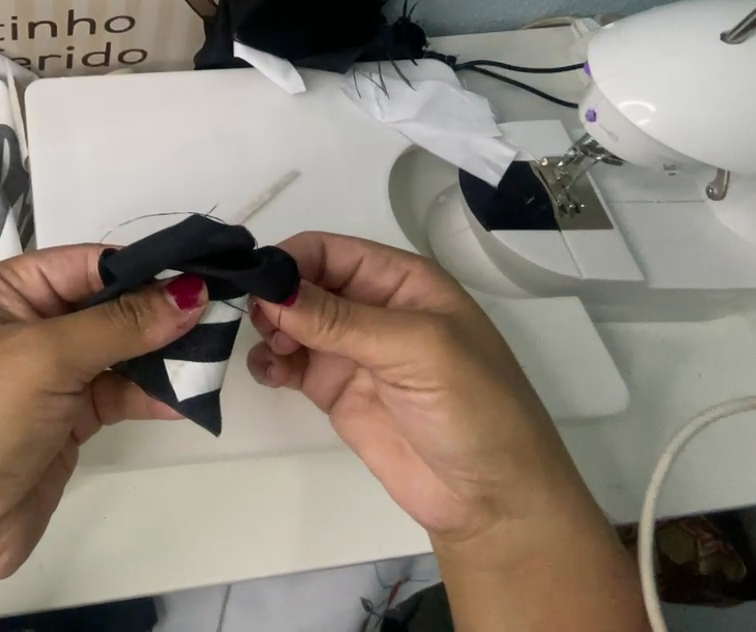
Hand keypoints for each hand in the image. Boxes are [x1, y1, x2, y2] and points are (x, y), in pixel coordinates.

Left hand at [0, 245, 207, 581]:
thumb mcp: (45, 357)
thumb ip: (121, 324)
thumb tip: (191, 292)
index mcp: (9, 290)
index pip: (87, 263)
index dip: (142, 267)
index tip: (202, 275)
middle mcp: (30, 323)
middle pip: (107, 304)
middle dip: (158, 311)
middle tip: (221, 313)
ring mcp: (50, 373)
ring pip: (118, 349)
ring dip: (162, 354)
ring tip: (213, 354)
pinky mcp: (67, 418)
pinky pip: (118, 393)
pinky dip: (151, 393)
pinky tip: (188, 397)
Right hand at [247, 232, 589, 545]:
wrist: (495, 504)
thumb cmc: (475, 409)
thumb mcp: (416, 350)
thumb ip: (339, 320)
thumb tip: (270, 290)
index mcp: (398, 280)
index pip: (328, 250)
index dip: (290, 261)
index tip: (260, 286)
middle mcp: (369, 306)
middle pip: (301, 281)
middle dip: (275, 295)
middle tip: (264, 324)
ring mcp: (348, 349)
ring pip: (288, 320)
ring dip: (268, 328)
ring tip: (275, 352)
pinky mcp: (332, 387)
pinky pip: (286, 361)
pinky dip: (268, 362)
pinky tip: (271, 374)